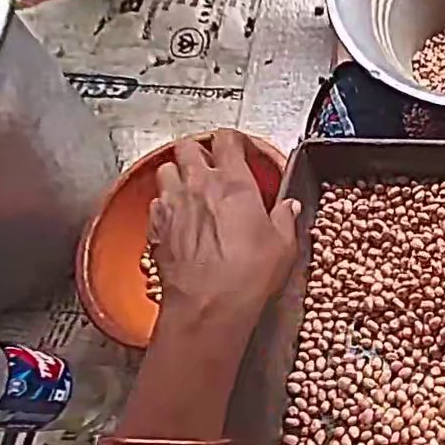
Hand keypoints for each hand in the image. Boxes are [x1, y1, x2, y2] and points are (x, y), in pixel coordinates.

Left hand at [149, 130, 300, 341]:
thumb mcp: (283, 246)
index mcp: (234, 183)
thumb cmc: (246, 276)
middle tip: (215, 167)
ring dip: (179, 173)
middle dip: (202, 151)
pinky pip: (156, 201)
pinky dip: (166, 203)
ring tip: (194, 189)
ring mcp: (172, 204)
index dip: (236, 141)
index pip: (228, 139)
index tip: (243, 150)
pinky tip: (180, 218)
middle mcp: (198, 185)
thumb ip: (285, 219)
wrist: (207, 305)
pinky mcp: (156, 226)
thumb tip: (288, 207)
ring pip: (166, 168)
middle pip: (189, 146)